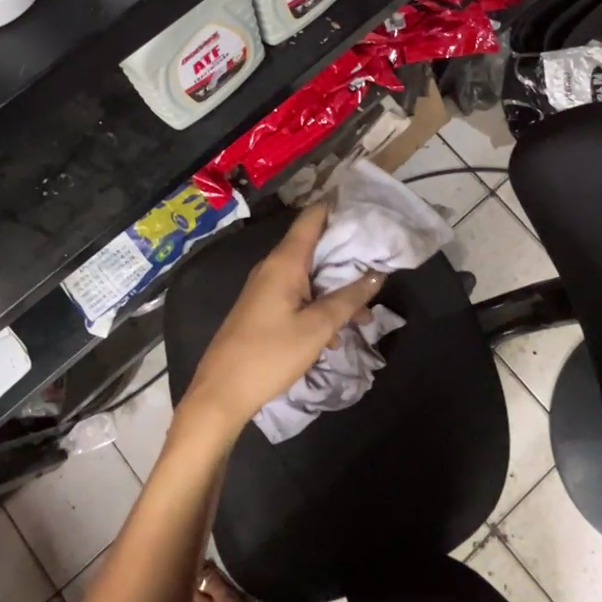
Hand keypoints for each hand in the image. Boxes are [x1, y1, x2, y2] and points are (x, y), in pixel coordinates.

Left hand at [177, 204, 384, 442]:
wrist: (221, 392)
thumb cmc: (271, 354)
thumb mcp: (318, 327)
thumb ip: (349, 298)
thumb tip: (377, 274)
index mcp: (284, 261)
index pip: (313, 217)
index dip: (339, 208)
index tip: (368, 210)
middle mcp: (273, 266)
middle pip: (315, 246)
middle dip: (347, 256)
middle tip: (380, 264)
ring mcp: (265, 287)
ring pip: (309, 275)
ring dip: (336, 289)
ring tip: (365, 315)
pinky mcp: (263, 308)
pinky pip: (298, 295)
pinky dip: (319, 306)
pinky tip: (335, 335)